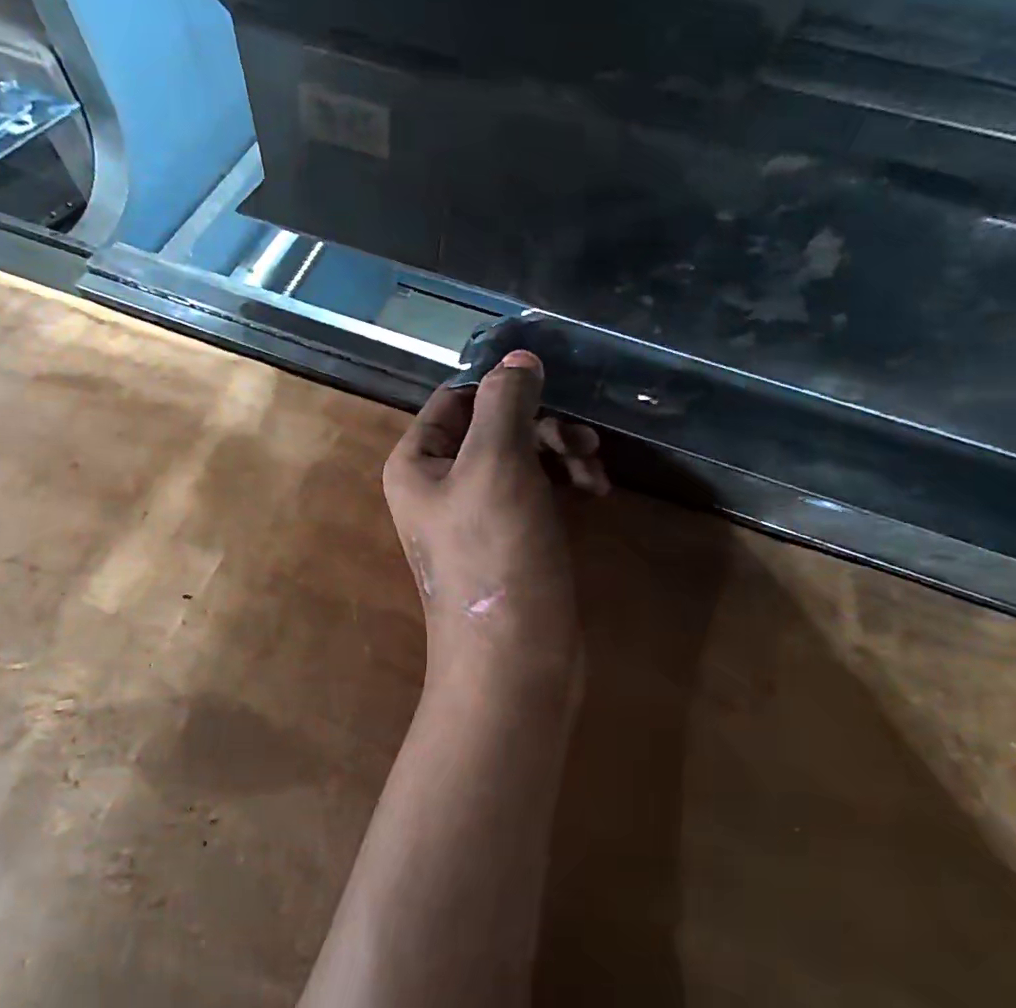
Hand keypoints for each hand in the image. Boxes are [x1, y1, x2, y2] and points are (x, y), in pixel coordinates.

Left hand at [381, 350, 608, 687]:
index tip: (553, 384)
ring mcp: (478, 513)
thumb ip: (505, 401)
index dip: (503, 385)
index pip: (457, 397)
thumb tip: (520, 355)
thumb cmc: (495, 555)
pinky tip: (598, 492)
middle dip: (543, 425)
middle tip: (584, 441)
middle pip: (496, 425)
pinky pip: (539, 490)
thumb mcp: (496, 464)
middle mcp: (440, 483)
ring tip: (597, 473)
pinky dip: (568, 483)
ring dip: (563, 453)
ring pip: (524, 456)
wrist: (515, 661)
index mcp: (417, 461)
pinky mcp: (513, 539)